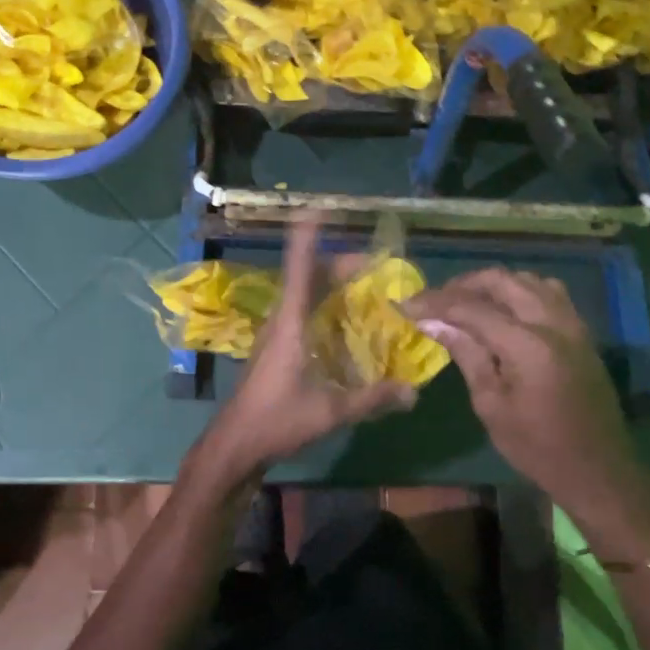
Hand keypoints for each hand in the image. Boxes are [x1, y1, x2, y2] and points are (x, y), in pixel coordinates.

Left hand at [195, 216, 416, 483]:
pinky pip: (303, 313)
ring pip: (305, 295)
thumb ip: (373, 399)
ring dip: (332, 285)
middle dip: (339, 263)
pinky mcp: (276, 348)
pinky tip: (347, 326)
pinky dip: (325, 307)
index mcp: (291, 322)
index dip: (308, 235)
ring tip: (367, 289)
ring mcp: (276, 333)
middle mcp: (282, 319)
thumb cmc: (277, 420)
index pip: (300, 266)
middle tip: (375, 266)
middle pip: (308, 276)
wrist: (236, 443)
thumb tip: (414, 393)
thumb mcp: (331, 411)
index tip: (319, 207)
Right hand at [408, 270, 649, 559]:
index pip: (471, 307)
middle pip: (501, 281)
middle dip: (462, 285)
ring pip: (527, 281)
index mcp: (528, 345)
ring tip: (465, 302)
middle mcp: (553, 323)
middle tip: (433, 301)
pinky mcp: (582, 333)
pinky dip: (520, 291)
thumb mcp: (491, 405)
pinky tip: (504, 310)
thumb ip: (467, 354)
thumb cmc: (538, 448)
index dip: (434, 302)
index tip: (405, 304)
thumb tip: (433, 322)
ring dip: (493, 285)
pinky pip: (549, 293)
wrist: (599, 472)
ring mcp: (573, 324)